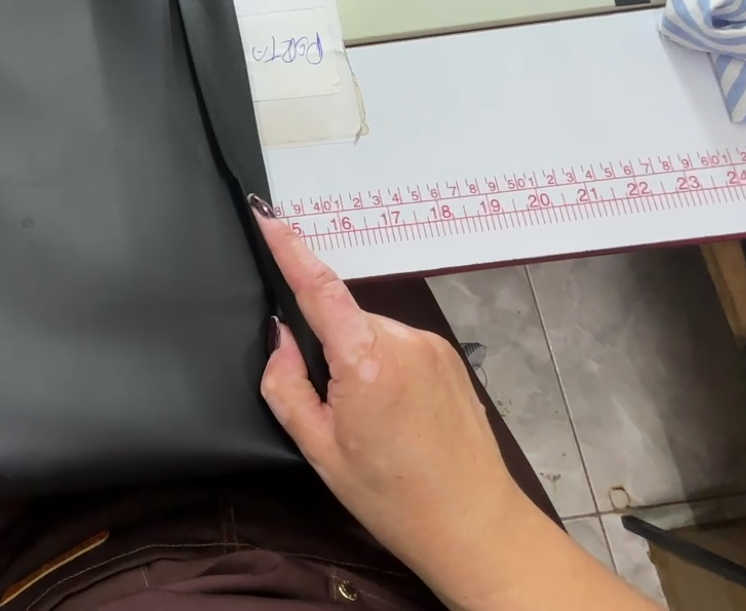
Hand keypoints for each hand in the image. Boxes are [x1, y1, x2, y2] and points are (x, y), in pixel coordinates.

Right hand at [251, 201, 535, 587]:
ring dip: (354, 357)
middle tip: (332, 406)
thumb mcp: (319, 448)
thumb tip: (280, 337)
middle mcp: (403, 341)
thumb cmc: (395, 497)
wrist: (479, 530)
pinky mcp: (447, 356)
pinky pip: (393, 343)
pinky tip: (394, 413)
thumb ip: (286, 384)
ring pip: (366, 331)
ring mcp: (430, 346)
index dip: (289, 248)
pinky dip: (379, 364)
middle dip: (324, 345)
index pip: (318, 287)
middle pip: (340, 316)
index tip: (266, 216)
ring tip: (370, 419)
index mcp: (366, 361)